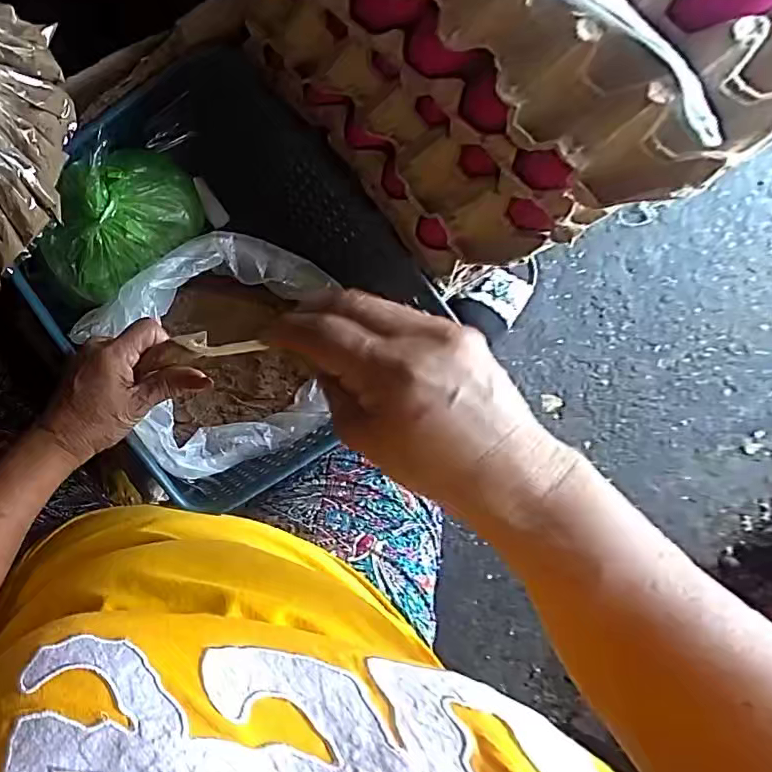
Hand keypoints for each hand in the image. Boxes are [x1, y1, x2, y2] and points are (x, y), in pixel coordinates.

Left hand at [38, 317, 210, 463]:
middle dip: (147, 358)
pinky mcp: (77, 363)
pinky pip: (105, 356)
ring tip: (129, 393)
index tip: (166, 368)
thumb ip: (169, 384)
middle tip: (148, 387)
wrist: (59, 439)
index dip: (164, 343)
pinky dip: (116, 369)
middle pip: (134, 338)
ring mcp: (84, 352)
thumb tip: (203, 377)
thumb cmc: (98, 425)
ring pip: (121, 348)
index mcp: (112, 351)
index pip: (148, 327)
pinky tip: (113, 393)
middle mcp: (96, 344)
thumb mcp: (137, 405)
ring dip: (131, 366)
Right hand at [264, 289, 581, 521]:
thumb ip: (334, 389)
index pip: (323, 332)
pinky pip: (401, 315)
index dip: (287, 328)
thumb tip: (318, 362)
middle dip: (309, 308)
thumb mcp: (359, 434)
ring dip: (339, 312)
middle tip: (287, 322)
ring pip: (375, 303)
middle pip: (348, 301)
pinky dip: (371, 321)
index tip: (267, 331)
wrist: (505, 470)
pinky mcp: (461, 332)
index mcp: (390, 372)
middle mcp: (420, 340)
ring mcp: (445, 331)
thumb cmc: (429, 466)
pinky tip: (360, 339)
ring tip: (319, 329)